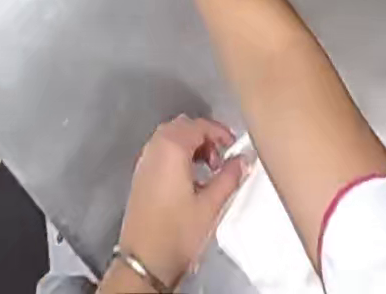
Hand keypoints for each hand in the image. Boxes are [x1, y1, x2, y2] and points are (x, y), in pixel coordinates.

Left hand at [115, 116, 248, 289]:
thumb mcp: (210, 206)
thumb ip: (229, 177)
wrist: (144, 260)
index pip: (199, 125)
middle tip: (222, 159)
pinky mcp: (141, 172)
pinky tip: (190, 178)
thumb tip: (243, 159)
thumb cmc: (178, 232)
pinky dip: (179, 153)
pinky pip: (162, 149)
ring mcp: (146, 158)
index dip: (220, 132)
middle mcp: (156, 145)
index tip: (234, 147)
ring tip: (209, 170)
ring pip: (172, 136)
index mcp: (172, 146)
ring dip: (192, 145)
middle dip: (206, 137)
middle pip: (184, 126)